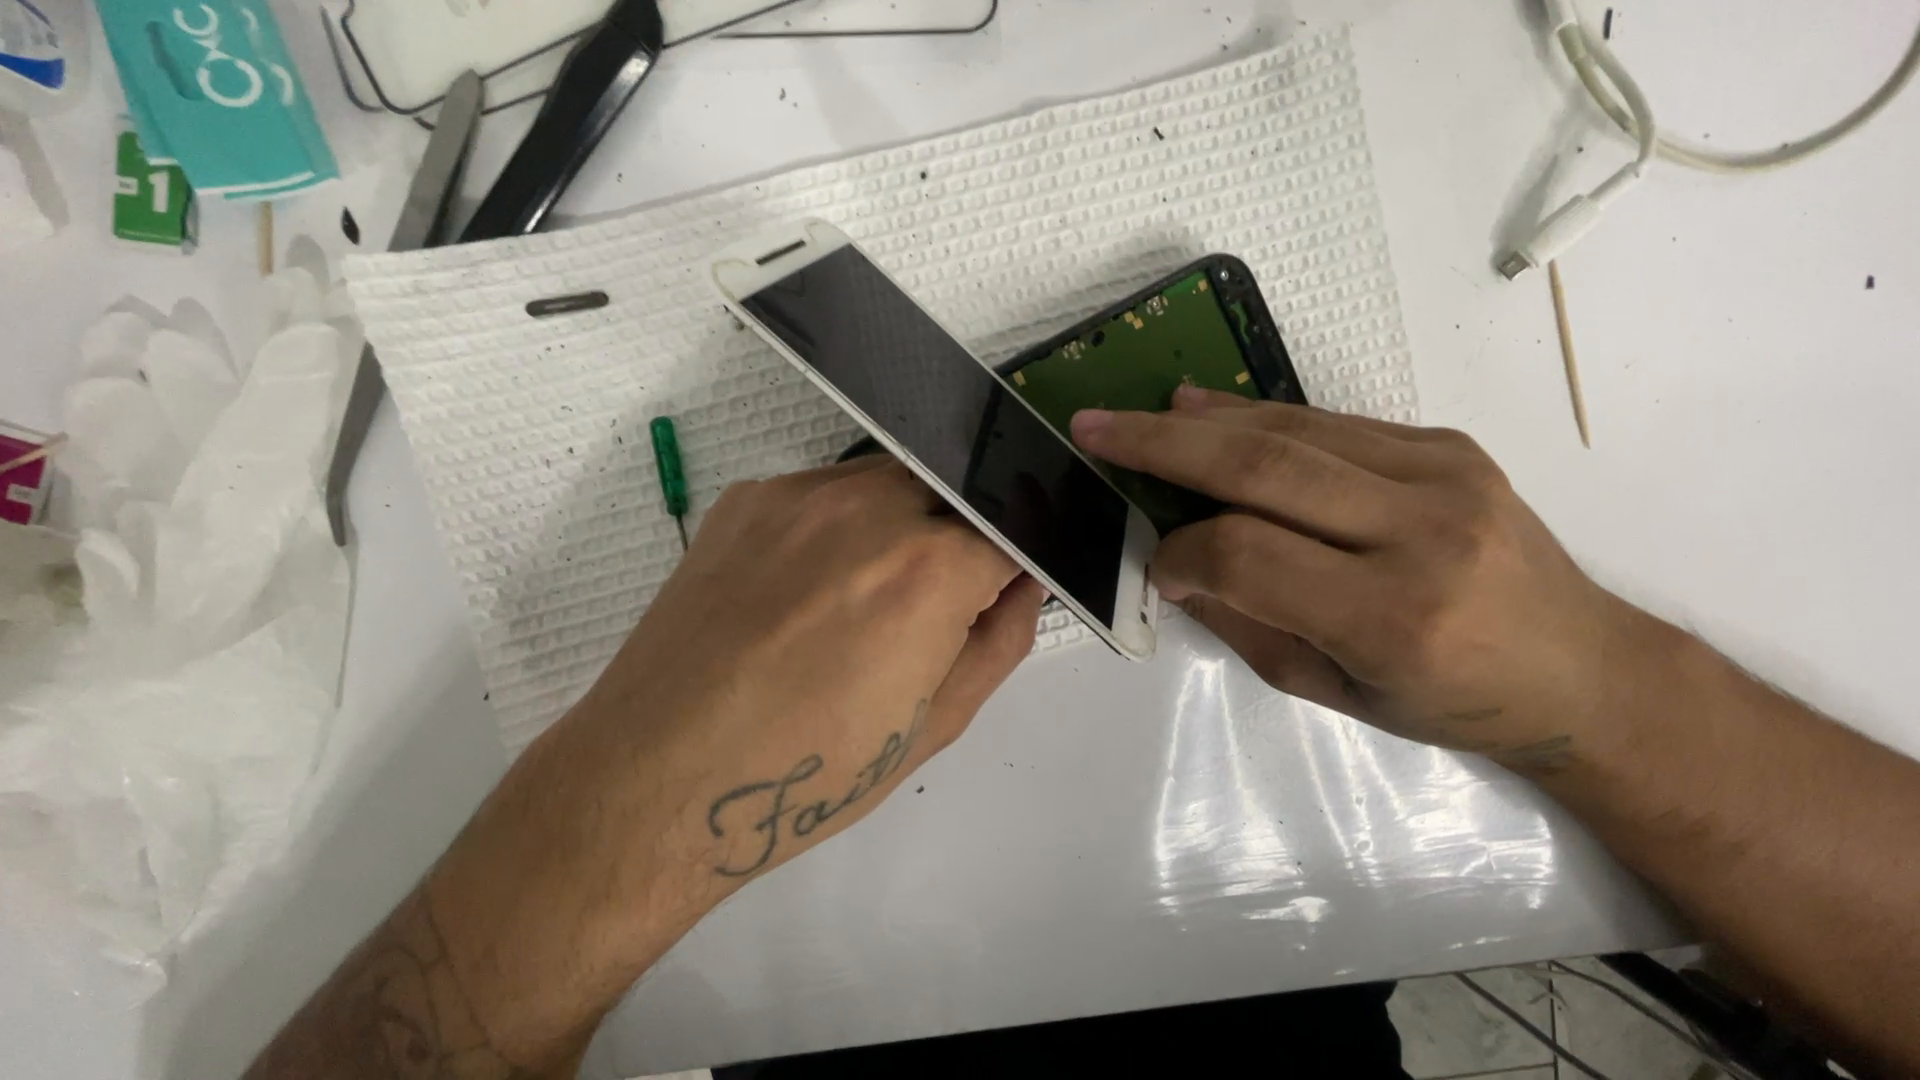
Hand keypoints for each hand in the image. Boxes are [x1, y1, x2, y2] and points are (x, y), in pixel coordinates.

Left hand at [588, 455, 1044, 880]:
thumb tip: (1023, 581)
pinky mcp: (747, 498)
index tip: (996, 592)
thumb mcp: (935, 725)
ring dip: (903, 522)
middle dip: (961, 536)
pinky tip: (805, 590)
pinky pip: (825, 491)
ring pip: (889, 481)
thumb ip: (1000, 639)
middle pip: (953, 490)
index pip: (1010, 529)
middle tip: (928, 607)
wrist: (659, 773)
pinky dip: (842, 525)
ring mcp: (799, 494)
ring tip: (860, 600)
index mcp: (928, 569)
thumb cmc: (809, 772)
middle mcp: (868, 506)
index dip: (1013, 563)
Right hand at [1071, 387, 1638, 771]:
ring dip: (1205, 421)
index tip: (1154, 564)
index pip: (1248, 557)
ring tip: (1143, 416)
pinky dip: (1261, 417)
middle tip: (1095, 428)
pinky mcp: (1449, 447)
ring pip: (1293, 432)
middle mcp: (1423, 534)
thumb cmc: (1452, 702)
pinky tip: (1213, 411)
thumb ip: (1246, 624)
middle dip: (1163, 446)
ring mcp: (1444, 478)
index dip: (1181, 554)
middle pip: (1263, 470)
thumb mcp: (1334, 691)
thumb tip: (1176, 569)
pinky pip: (1331, 425)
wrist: (1583, 667)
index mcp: (1394, 618)